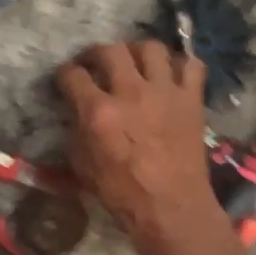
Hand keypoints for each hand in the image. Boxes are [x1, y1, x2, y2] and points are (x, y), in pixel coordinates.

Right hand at [56, 41, 225, 254]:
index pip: (73, 76)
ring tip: (132, 62)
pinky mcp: (192, 98)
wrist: (169, 206)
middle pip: (111, 50)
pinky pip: (190, 64)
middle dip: (95, 53)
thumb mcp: (82, 164)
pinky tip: (169, 74)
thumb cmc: (120, 191)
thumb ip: (77, 131)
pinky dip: (178, 64)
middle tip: (93, 63)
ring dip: (136, 51)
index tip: (64, 79)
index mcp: (98, 112)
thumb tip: (77, 114)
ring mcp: (165, 92)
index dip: (64, 74)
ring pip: (150, 48)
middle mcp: (130, 93)